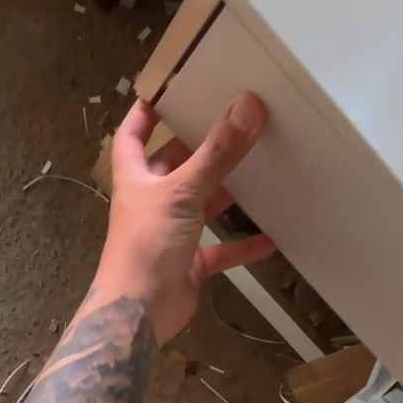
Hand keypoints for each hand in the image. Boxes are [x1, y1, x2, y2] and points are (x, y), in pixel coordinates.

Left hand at [94, 95, 277, 343]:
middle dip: (199, 147)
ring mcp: (170, 235)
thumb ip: (216, 153)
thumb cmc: (146, 247)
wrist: (137, 314)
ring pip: (200, 206)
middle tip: (234, 120)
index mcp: (136, 180)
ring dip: (225, 191)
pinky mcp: (187, 265)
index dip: (145, 111)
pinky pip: (219, 251)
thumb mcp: (181, 192)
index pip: (132, 136)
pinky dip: (242, 245)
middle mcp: (150, 204)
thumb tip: (248, 105)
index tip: (168, 87)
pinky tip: (270, 237)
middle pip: (175, 167)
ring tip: (259, 165)